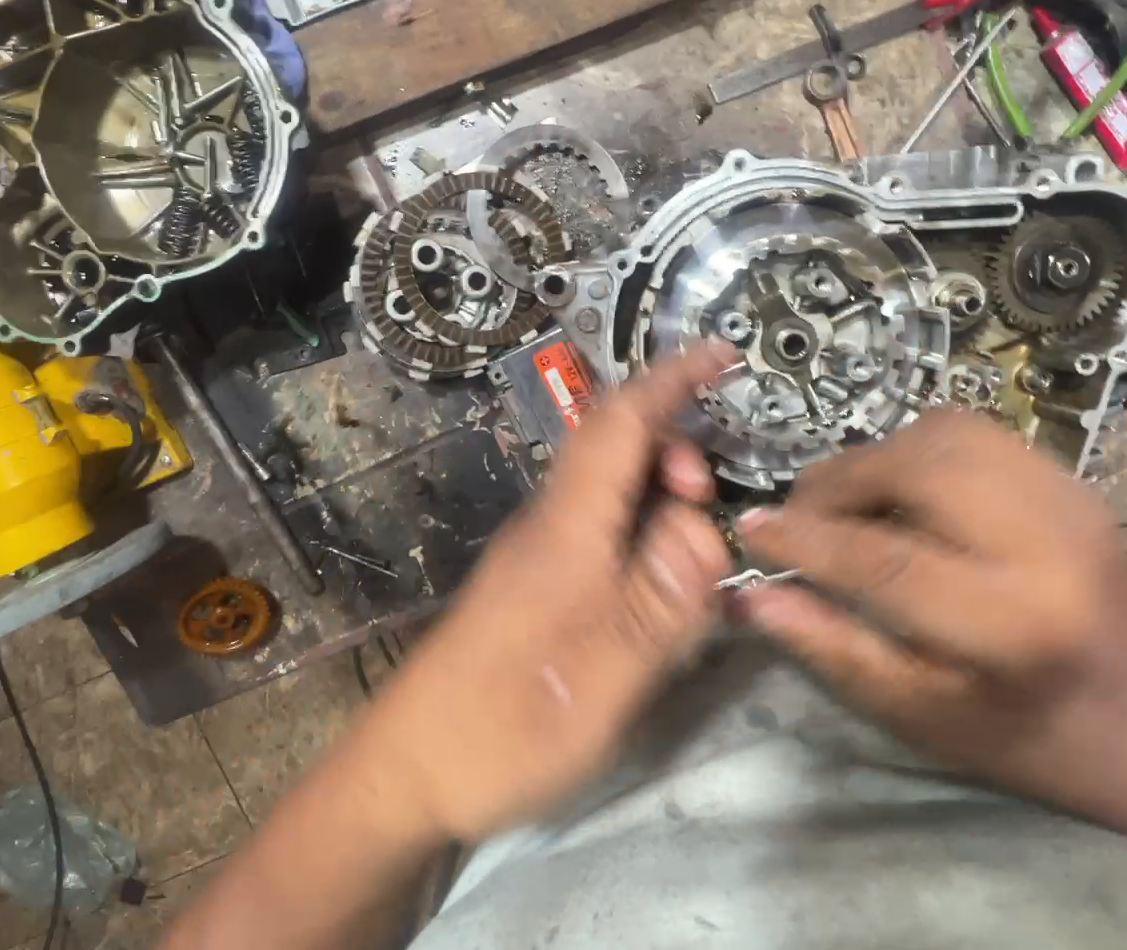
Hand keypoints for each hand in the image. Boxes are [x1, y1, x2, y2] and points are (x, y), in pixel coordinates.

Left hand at [354, 343, 737, 842]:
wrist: (407, 771)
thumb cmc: (500, 728)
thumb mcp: (598, 681)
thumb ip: (657, 604)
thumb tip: (703, 530)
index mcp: (564, 533)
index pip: (619, 425)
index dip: (670, 380)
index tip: (720, 354)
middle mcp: (549, 528)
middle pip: (617, 453)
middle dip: (677, 457)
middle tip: (710, 511)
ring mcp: (540, 557)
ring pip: (613, 497)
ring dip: (663, 506)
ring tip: (692, 568)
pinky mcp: (537, 588)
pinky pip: (603, 538)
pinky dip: (644, 544)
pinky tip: (659, 599)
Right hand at [733, 410, 1126, 832]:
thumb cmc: (1020, 739)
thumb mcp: (915, 713)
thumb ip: (828, 646)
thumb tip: (750, 593)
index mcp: (1015, 625)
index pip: (885, 560)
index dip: (805, 539)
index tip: (750, 529)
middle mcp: (1051, 544)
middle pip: (915, 470)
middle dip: (836, 483)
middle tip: (799, 517)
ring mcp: (1070, 499)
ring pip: (941, 434)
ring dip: (875, 459)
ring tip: (848, 502)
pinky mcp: (1072, 480)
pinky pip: (971, 433)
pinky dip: (915, 450)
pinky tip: (902, 493)